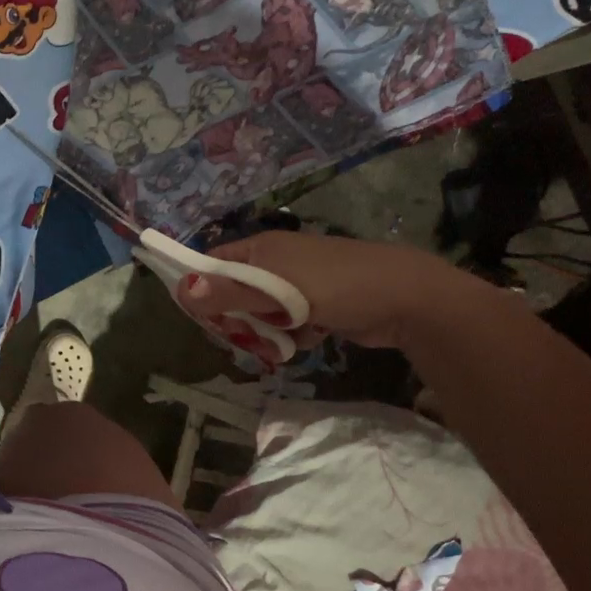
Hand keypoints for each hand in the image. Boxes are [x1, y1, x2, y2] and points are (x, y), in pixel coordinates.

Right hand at [175, 230, 487, 356]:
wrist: (410, 300)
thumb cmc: (337, 286)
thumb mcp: (275, 290)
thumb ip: (226, 292)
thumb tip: (180, 290)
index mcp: (261, 248)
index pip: (211, 263)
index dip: (200, 287)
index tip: (203, 314)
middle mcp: (275, 263)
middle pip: (232, 293)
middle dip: (237, 318)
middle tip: (248, 334)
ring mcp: (297, 285)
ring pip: (259, 314)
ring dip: (265, 331)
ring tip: (284, 341)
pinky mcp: (316, 305)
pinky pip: (286, 324)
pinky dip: (291, 335)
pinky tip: (308, 339)